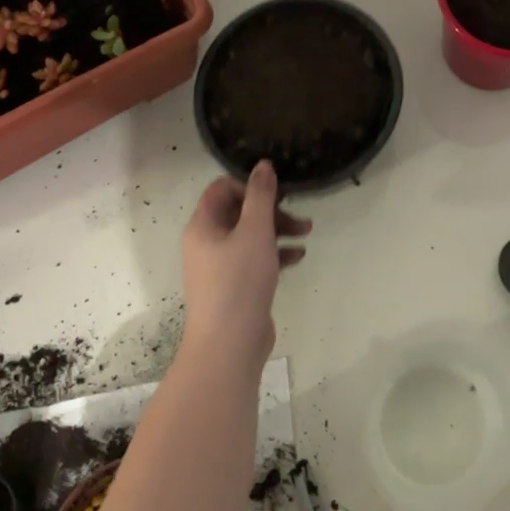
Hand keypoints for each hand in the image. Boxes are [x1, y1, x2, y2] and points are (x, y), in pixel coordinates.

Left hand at [180, 161, 310, 366]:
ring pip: (250, 235)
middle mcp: (206, 242)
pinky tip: (298, 257)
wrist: (229, 345)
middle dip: (271, 209)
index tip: (276, 195)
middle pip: (238, 211)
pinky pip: (254, 259)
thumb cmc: (239, 281)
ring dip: (278, 230)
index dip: (249, 186)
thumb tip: (263, 165)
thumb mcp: (255, 231)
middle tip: (297, 215)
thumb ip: (261, 196)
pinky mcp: (234, 286)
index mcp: (203, 225)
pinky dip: (275, 253)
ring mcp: (219, 266)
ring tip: (307, 233)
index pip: (222, 188)